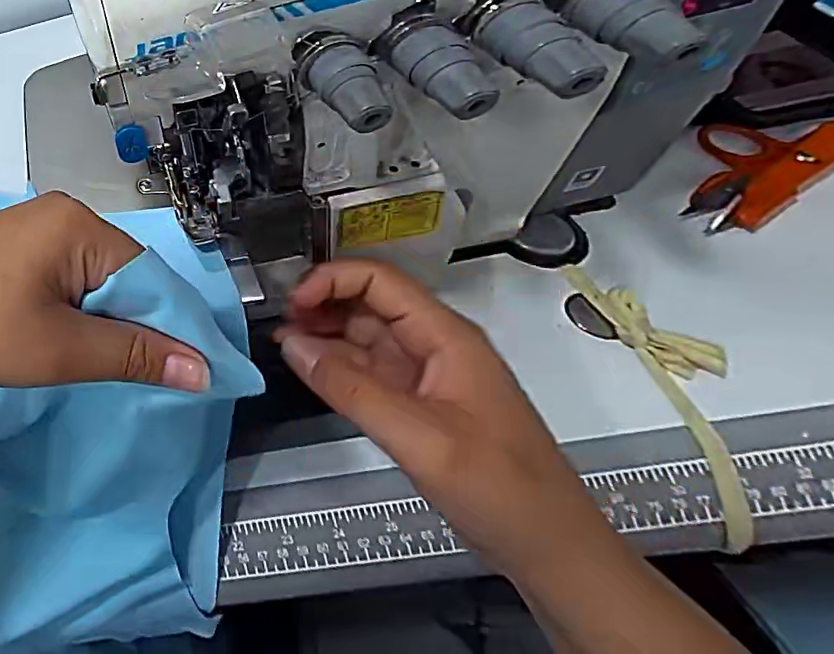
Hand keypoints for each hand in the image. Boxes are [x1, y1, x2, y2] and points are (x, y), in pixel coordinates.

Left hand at [0, 192, 212, 392]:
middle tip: (130, 374)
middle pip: (125, 273)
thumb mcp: (59, 349)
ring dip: (103, 319)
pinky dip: (75, 307)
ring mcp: (34, 224)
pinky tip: (60, 335)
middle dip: (134, 324)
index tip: (186, 376)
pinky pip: (67, 272)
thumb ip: (134, 355)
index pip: (151, 275)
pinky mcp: (15, 242)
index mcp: (78, 223)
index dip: (171, 327)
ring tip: (89, 358)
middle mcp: (61, 212)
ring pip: (96, 276)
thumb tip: (203, 370)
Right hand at [274, 259, 622, 583]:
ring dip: (323, 332)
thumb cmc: (504, 491)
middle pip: (368, 301)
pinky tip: (308, 368)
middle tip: (279, 324)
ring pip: (363, 333)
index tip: (294, 304)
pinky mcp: (415, 399)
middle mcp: (433, 343)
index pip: (379, 280)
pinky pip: (366, 367)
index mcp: (445, 336)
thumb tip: (292, 346)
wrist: (554, 553)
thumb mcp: (422, 439)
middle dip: (321, 304)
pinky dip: (334, 364)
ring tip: (283, 343)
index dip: (331, 281)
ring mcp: (423, 371)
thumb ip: (352, 390)